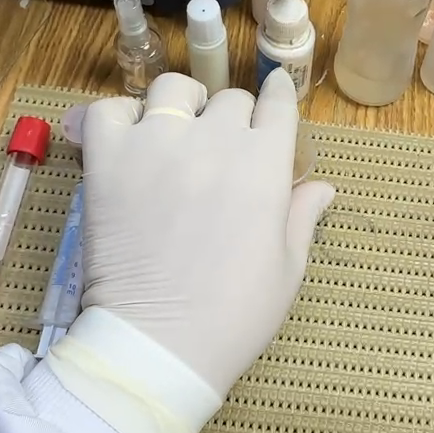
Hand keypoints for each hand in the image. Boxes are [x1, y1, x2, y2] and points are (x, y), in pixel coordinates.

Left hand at [78, 71, 335, 393]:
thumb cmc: (235, 313)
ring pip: (173, 89)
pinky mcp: (109, 159)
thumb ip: (303, 217)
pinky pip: (109, 111)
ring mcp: (157, 144)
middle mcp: (215, 139)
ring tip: (175, 132)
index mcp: (265, 163)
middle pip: (230, 100)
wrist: (160, 343)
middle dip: (233, 119)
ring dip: (181, 106)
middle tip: (223, 150)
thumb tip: (324, 186)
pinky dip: (119, 118)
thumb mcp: (287, 269)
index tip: (273, 98)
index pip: (278, 104)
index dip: (277, 97)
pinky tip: (129, 142)